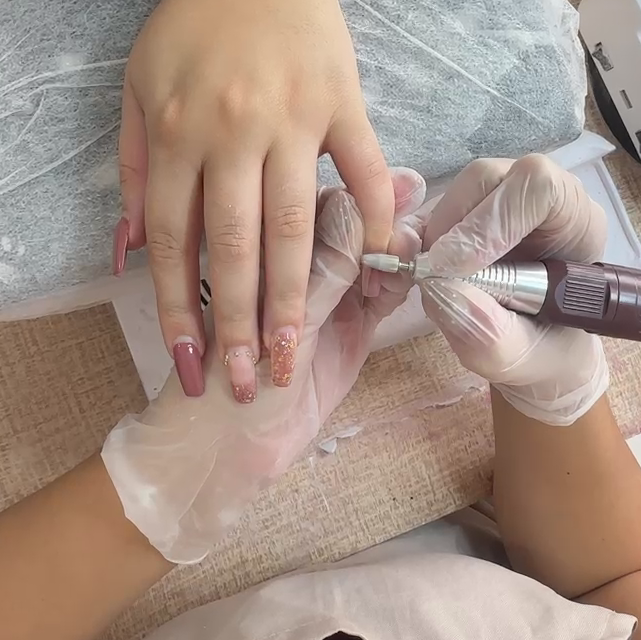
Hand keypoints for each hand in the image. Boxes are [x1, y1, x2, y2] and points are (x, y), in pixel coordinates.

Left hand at [103, 169, 424, 563]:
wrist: (226, 450)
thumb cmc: (228, 377)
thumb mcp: (272, 318)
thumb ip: (318, 268)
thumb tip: (357, 204)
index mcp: (265, 242)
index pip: (316, 203)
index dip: (355, 194)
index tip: (391, 189)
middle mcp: (299, 261)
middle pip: (353, 224)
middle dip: (383, 214)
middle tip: (414, 205)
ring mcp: (331, 294)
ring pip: (373, 257)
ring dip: (394, 249)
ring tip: (413, 247)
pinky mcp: (355, 329)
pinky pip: (384, 296)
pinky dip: (398, 284)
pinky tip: (408, 278)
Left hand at [118, 0, 392, 404]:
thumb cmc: (189, 27)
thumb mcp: (137, 90)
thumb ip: (130, 170)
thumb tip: (125, 253)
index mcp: (177, 131)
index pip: (170, 239)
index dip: (176, 309)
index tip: (187, 366)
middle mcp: (232, 131)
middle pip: (232, 247)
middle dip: (235, 324)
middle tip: (244, 387)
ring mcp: (292, 117)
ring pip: (294, 223)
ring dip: (293, 295)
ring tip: (293, 353)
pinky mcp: (342, 102)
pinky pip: (362, 164)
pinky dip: (375, 212)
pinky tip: (381, 263)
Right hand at [416, 156, 611, 425]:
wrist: (535, 349)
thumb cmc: (545, 351)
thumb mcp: (524, 361)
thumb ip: (490, 335)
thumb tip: (441, 289)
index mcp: (577, 222)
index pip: (538, 187)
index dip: (490, 221)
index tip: (456, 269)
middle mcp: (541, 195)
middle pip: (487, 178)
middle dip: (451, 228)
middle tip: (433, 277)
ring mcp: (502, 193)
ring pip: (456, 190)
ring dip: (433, 236)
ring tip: (437, 282)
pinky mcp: (468, 204)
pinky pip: (433, 205)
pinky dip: (419, 239)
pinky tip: (429, 272)